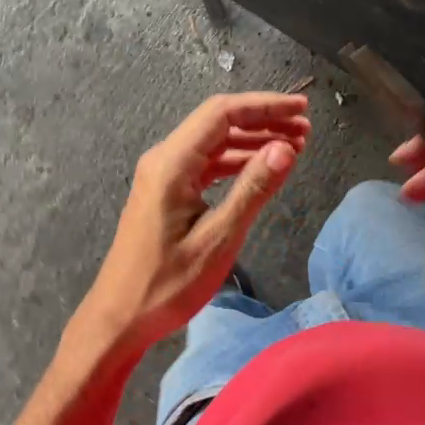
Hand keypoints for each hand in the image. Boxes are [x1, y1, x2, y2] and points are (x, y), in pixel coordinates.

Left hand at [74, 92, 308, 358]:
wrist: (119, 318)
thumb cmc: (167, 284)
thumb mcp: (218, 239)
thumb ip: (253, 189)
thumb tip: (286, 147)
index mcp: (172, 163)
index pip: (221, 113)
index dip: (264, 106)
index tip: (302, 108)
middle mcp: (164, 159)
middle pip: (218, 123)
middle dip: (263, 120)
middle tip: (305, 129)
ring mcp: (162, 175)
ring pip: (214, 143)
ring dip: (252, 141)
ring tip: (294, 147)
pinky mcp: (166, 192)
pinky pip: (206, 164)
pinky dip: (236, 161)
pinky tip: (262, 169)